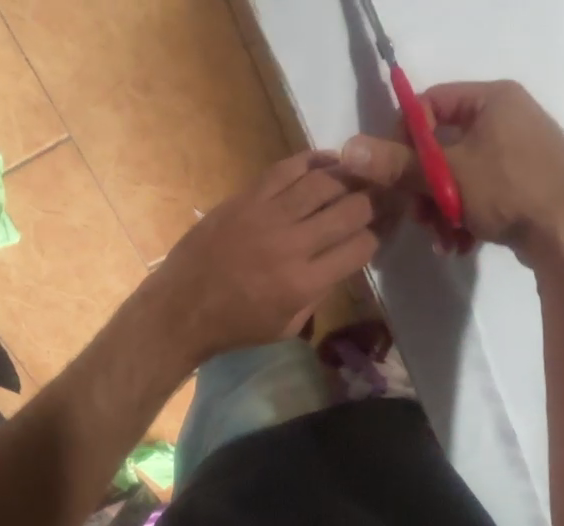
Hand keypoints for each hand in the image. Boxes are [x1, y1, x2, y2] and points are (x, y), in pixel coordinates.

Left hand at [146, 150, 379, 361]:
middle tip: (380, 199)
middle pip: (350, 209)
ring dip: (348, 178)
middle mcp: (292, 244)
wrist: (183, 307)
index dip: (377, 238)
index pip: (360, 247)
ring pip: (323, 182)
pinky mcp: (246, 198)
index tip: (380, 233)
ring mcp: (267, 216)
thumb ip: (319, 294)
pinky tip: (328, 163)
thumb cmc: (237, 326)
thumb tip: (341, 261)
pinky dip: (313, 161)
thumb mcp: (287, 326)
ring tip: (359, 177)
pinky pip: (287, 169)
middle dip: (372, 203)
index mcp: (304, 284)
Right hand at [338, 81, 563, 267]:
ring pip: (462, 179)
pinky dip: (468, 220)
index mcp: (492, 99)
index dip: (406, 138)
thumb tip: (348, 150)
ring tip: (443, 240)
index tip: (394, 173)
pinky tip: (461, 246)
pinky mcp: (528, 187)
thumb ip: (397, 165)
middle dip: (425, 189)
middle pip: (445, 148)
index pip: (432, 104)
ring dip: (443, 212)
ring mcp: (521, 154)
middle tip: (418, 218)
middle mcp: (509, 118)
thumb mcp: (447, 176)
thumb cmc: (509, 189)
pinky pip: (484, 197)